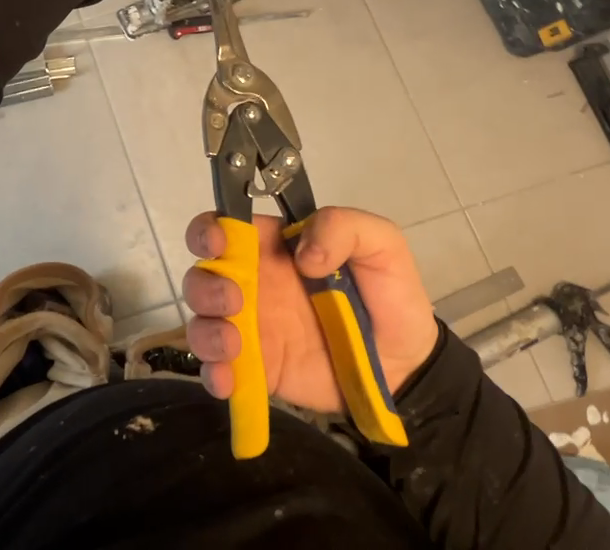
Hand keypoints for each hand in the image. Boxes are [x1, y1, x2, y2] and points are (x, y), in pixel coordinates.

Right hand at [182, 207, 440, 412]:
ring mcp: (250, 329)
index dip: (207, 231)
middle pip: (201, 276)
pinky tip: (229, 380)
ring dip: (206, 331)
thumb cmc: (389, 296)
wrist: (408, 367)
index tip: (217, 244)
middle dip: (204, 286)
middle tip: (234, 302)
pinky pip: (219, 371)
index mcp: (270, 247)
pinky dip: (213, 375)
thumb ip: (342, 228)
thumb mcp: (381, 244)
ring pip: (201, 322)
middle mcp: (251, 284)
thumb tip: (303, 255)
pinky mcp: (257, 369)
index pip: (221, 228)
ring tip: (234, 345)